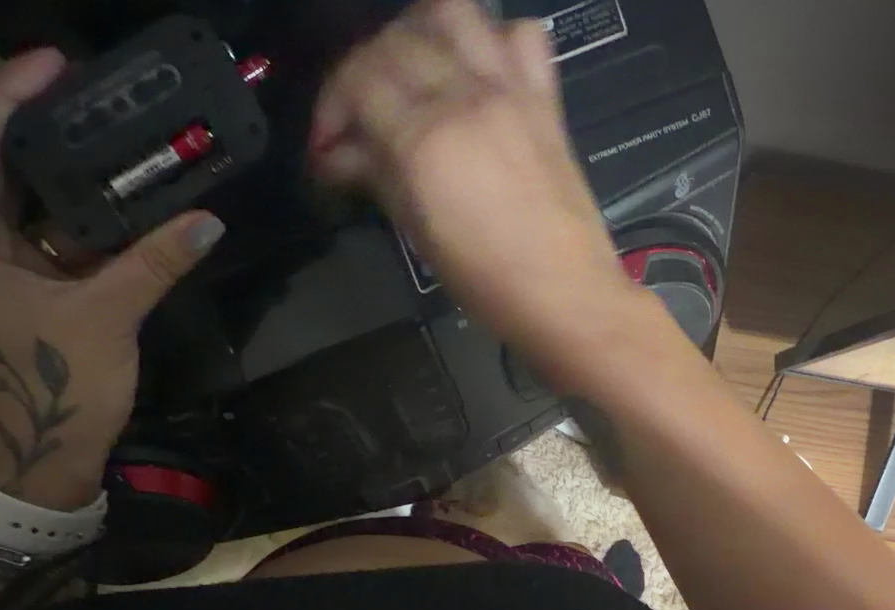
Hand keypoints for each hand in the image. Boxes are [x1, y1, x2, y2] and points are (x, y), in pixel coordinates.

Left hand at [0, 49, 229, 509]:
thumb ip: (154, 263)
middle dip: (36, 129)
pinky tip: (114, 199)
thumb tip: (209, 222)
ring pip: (19, 204)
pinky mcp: (15, 292)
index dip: (6, 98)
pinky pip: (42, 238)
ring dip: (60, 175)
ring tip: (106, 136)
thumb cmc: (57, 389)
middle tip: (86, 93)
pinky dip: (75, 219)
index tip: (51, 62)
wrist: (46, 460)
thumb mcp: (106, 319)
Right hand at [311, 0, 648, 364]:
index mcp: (425, 140)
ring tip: (410, 71)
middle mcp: (465, 98)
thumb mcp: (419, 235)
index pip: (358, 82)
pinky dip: (495, 40)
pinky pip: (523, 35)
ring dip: (419, 31)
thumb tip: (336, 156)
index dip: (330, 107)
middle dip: (361, 72)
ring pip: (453, 14)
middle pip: (395, 43)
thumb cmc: (487, 282)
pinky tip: (479, 73)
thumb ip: (378, 178)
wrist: (567, 296)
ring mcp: (510, 91)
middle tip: (359, 117)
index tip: (327, 145)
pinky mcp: (545, 99)